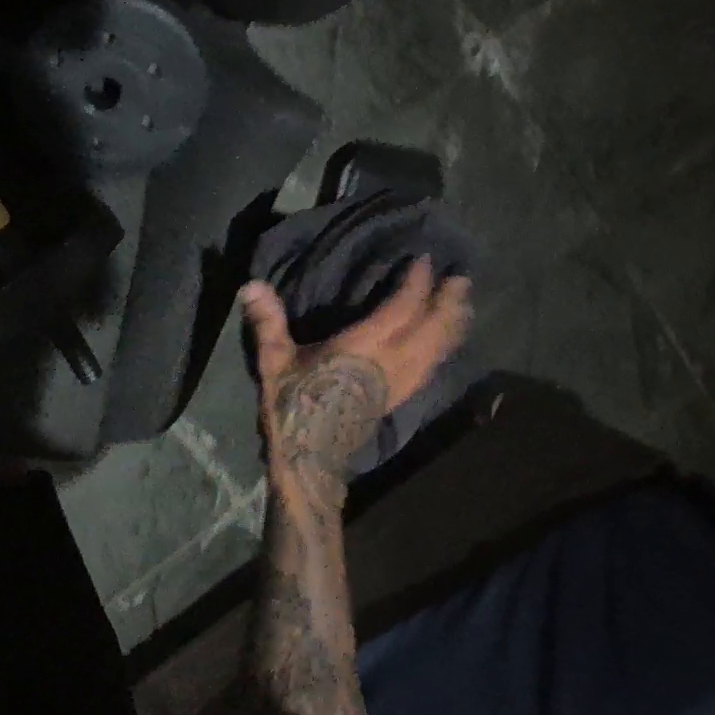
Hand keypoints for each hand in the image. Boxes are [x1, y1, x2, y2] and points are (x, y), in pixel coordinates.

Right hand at [240, 257, 470, 498]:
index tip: (425, 261)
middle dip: (448, 302)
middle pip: (433, 326)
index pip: (402, 308)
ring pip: (440, 347)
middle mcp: (393, 361)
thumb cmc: (292, 403)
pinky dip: (445, 347)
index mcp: (364, 347)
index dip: (416, 284)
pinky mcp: (403, 396)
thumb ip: (268, 322)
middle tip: (461, 279)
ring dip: (454, 323)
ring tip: (463, 305)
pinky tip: (445, 343)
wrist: (310, 453)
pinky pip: (434, 364)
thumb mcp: (274, 361)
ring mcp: (402, 381)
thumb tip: (251, 285)